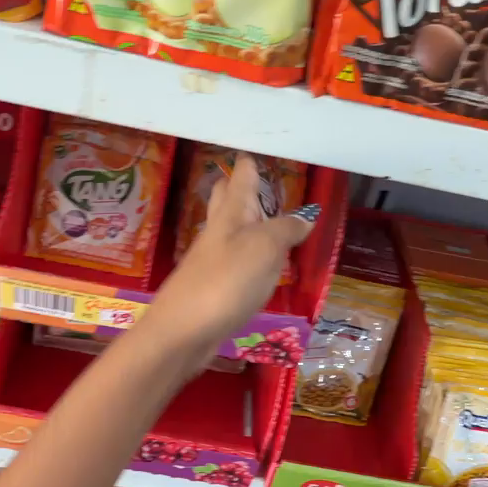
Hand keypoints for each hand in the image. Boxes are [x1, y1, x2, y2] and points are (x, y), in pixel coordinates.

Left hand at [135, 155, 314, 373]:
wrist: (182, 332)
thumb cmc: (225, 282)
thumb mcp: (265, 249)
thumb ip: (286, 230)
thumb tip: (305, 216)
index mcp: (230, 214)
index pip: (241, 177)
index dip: (252, 164)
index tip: (262, 154)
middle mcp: (218, 232)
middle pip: (227, 201)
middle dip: (241, 190)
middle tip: (263, 188)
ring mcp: (211, 262)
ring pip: (229, 233)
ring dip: (246, 226)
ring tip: (271, 226)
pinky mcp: (211, 290)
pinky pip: (232, 264)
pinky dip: (245, 260)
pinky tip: (258, 270)